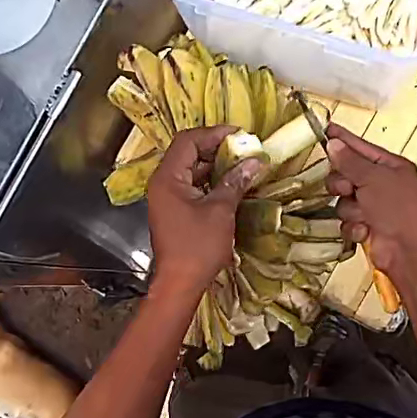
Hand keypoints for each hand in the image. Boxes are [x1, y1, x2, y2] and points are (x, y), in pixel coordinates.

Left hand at [147, 126, 262, 297]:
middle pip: (188, 153)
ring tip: (241, 165)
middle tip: (244, 149)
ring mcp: (167, 198)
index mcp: (167, 178)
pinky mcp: (174, 210)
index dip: (214, 133)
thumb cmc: (197, 247)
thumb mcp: (220, 211)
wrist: (180, 283)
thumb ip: (235, 182)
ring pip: (191, 170)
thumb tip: (254, 162)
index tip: (239, 134)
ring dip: (215, 166)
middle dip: (216, 149)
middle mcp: (162, 183)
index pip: (188, 141)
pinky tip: (230, 184)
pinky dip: (210, 182)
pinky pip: (192, 186)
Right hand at [324, 125, 416, 280]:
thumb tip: (334, 144)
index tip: (326, 130)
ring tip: (364, 215)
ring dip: (351, 209)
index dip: (343, 140)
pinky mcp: (367, 228)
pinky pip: (347, 222)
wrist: (410, 252)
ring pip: (343, 201)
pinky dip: (354, 227)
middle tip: (348, 188)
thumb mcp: (374, 178)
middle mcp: (383, 186)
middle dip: (343, 183)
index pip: (361, 148)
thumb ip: (350, 161)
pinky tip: (365, 231)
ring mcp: (375, 208)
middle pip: (346, 175)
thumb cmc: (401, 210)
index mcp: (391, 167)